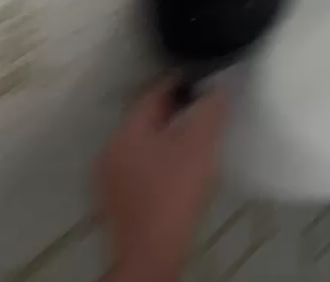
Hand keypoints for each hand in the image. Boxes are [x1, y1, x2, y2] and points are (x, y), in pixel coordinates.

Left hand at [98, 81, 229, 281]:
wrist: (153, 250)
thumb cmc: (176, 190)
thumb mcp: (203, 142)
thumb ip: (212, 107)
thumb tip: (220, 85)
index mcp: (126, 133)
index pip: (154, 93)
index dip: (183, 82)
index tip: (208, 78)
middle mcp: (110, 151)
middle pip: (147, 118)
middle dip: (176, 109)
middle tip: (207, 105)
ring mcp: (108, 178)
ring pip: (143, 142)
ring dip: (168, 134)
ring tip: (198, 134)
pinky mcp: (116, 199)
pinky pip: (139, 164)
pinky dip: (159, 157)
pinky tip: (180, 165)